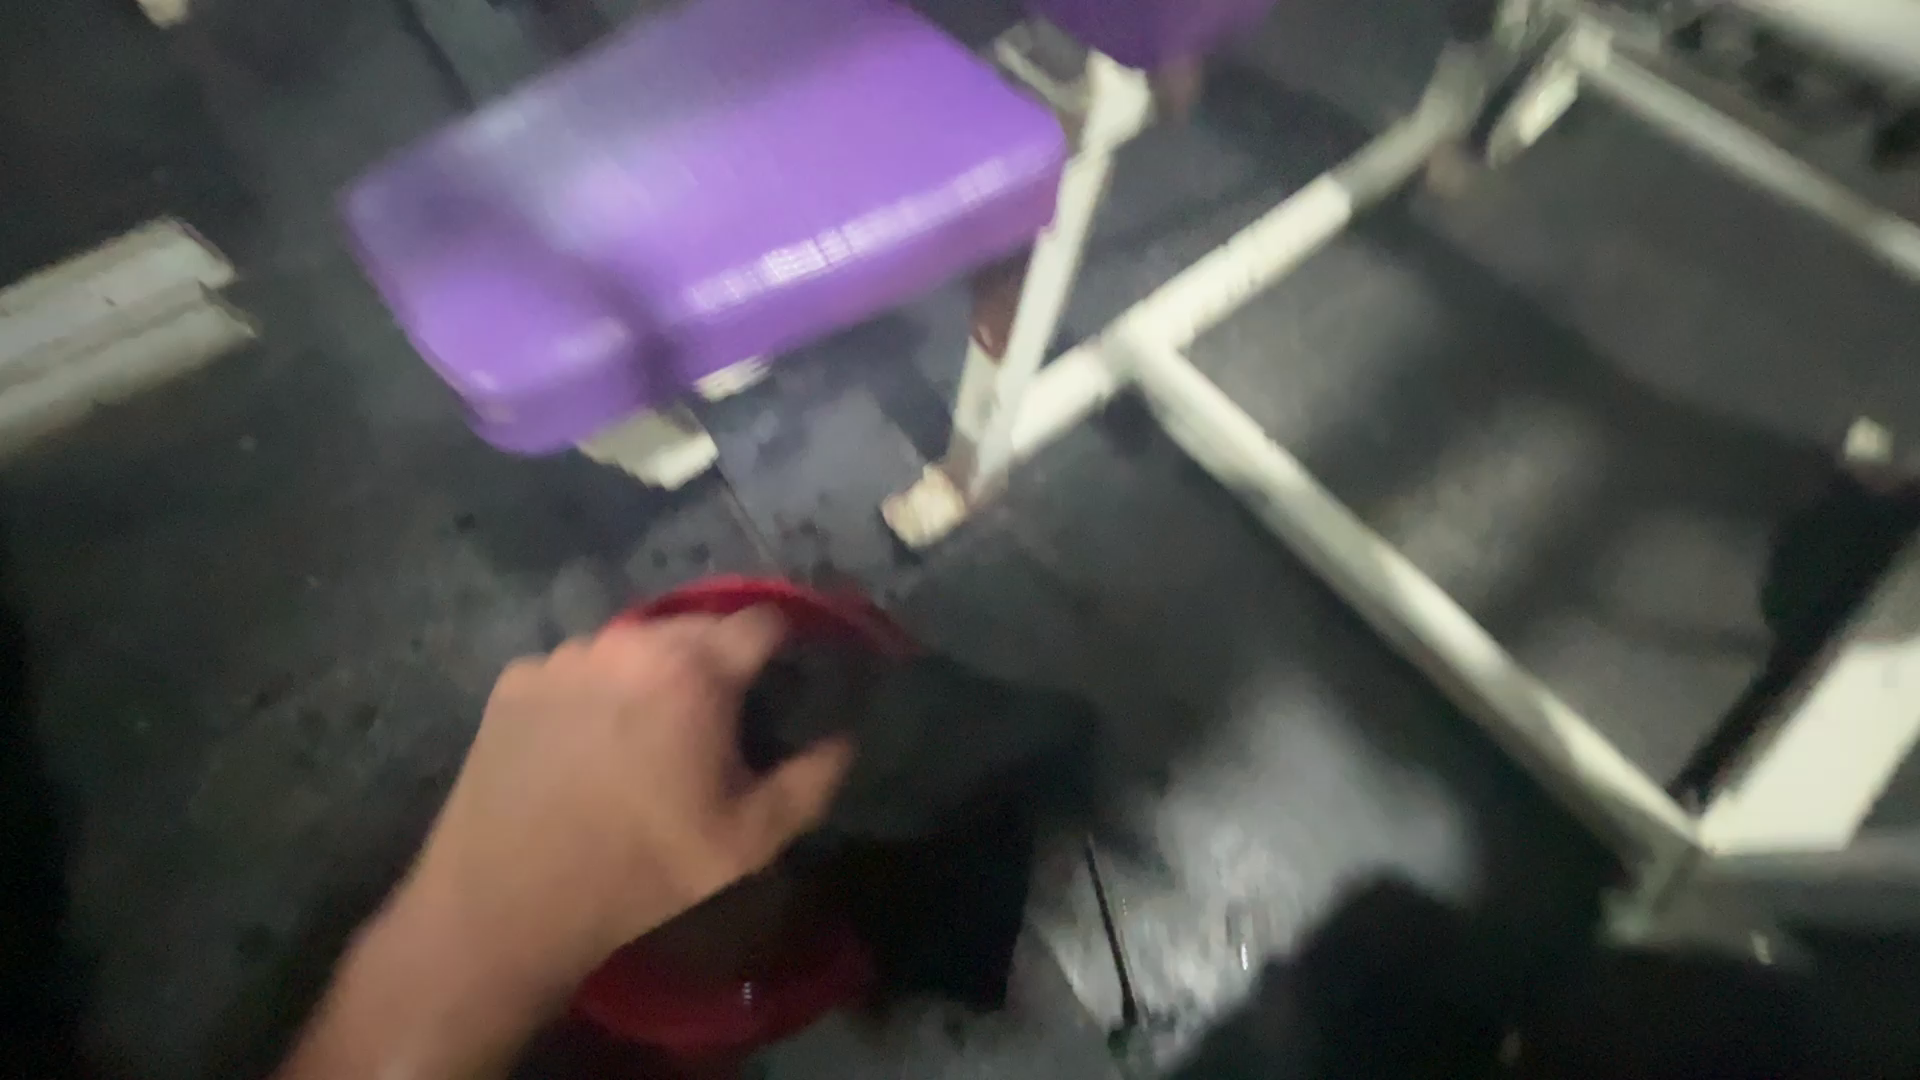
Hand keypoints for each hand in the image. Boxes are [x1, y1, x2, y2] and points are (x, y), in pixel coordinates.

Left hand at [404, 609, 853, 992]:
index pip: (762, 620)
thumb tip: (845, 737)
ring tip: (649, 724)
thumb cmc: (642, 869)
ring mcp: (568, 655)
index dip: (783, 641)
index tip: (786, 670)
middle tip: (718, 709)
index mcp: (695, 671)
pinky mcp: (518, 676)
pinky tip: (587, 736)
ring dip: (656, 668)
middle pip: (698, 624)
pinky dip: (597, 685)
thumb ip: (814, 780)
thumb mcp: (750, 839)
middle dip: (719, 657)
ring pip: (637, 641)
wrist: (503, 908)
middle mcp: (632, 643)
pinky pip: (581, 663)